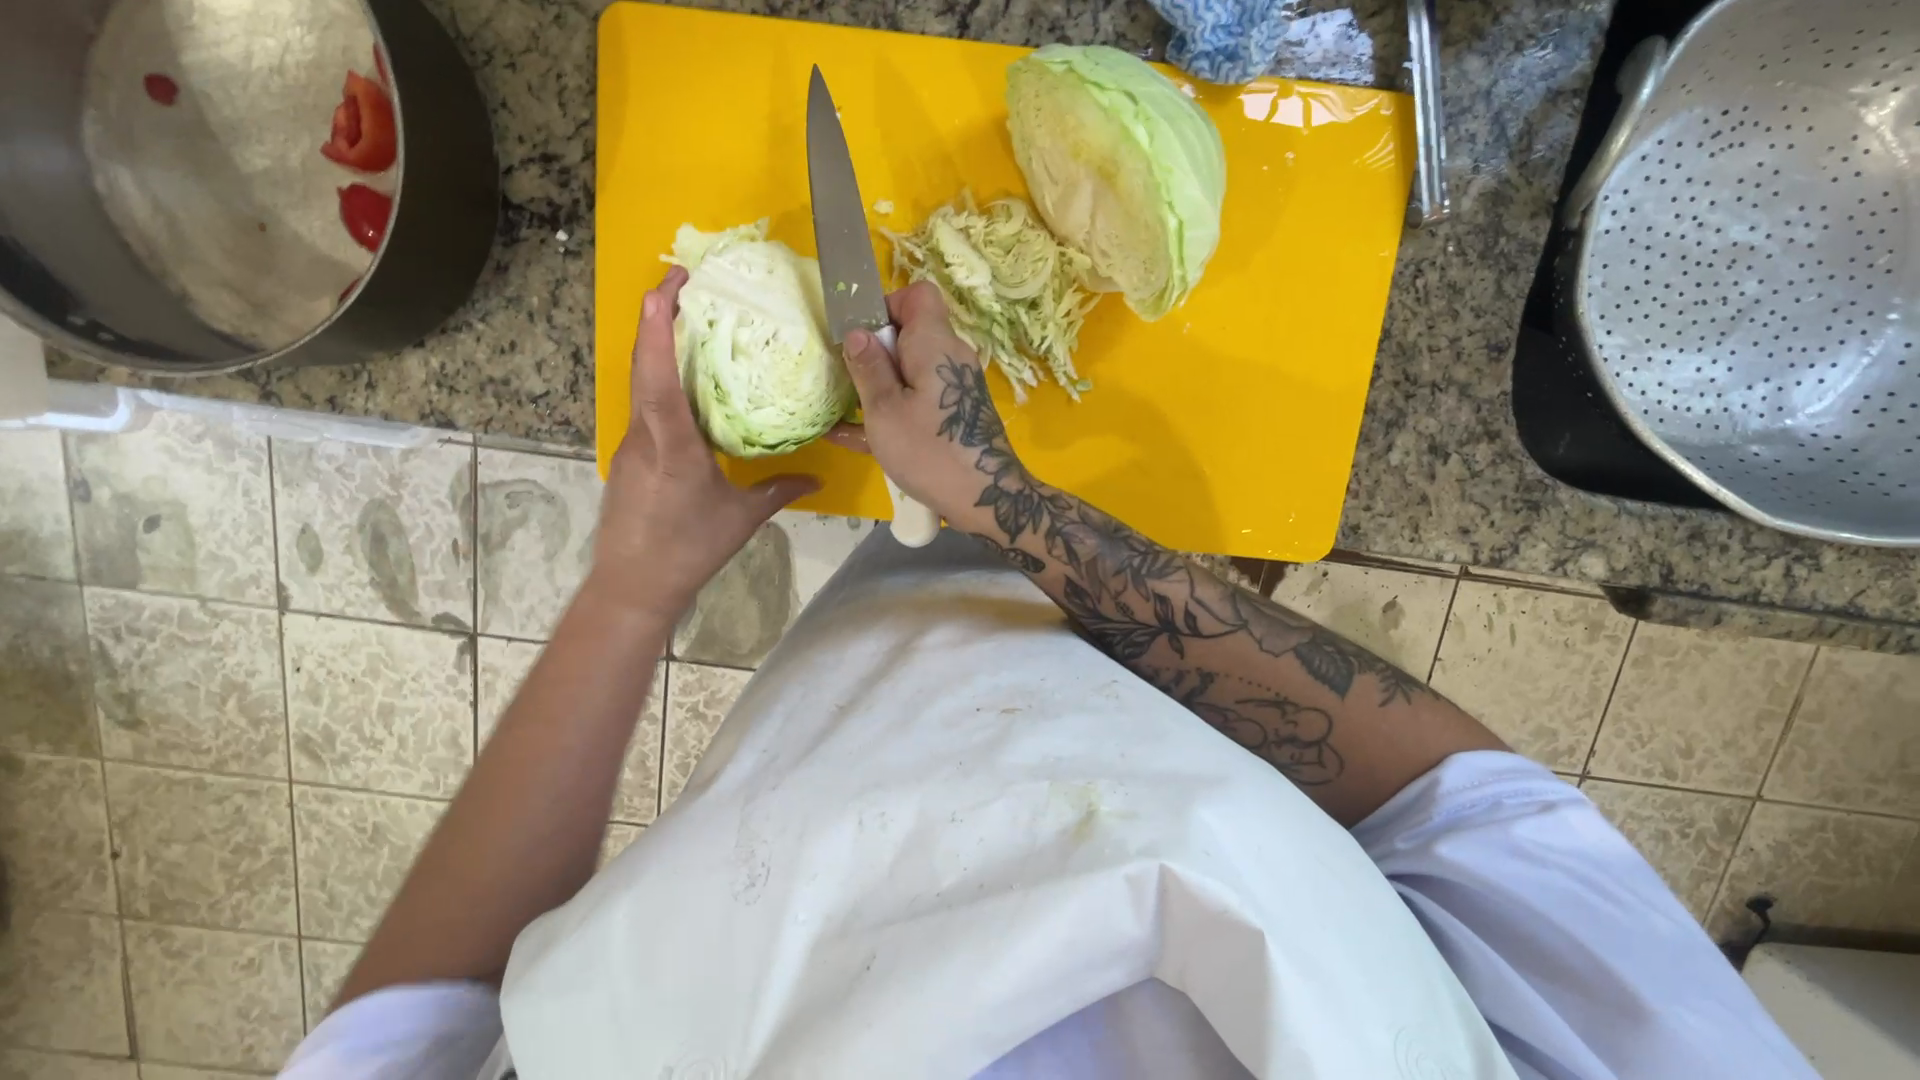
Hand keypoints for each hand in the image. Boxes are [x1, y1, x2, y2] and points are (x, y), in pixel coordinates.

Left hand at [592, 266, 818, 619]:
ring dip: (657, 347)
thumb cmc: (688, 551)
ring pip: (642, 386)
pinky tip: (684, 378)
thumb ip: (778, 490)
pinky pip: (646, 407)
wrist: (633, 586)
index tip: (664, 290)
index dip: (656, 333)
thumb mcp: (740, 519)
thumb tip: (815, 477)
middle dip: (655, 319)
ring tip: (686, 316)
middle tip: (680, 280)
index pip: (658, 382)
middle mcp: (645, 437)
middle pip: (642, 369)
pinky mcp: (631, 456)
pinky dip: (660, 380)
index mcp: (672, 448)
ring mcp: (632, 445)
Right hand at [825, 282, 1025, 526]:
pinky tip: (848, 435)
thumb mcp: (885, 410)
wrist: (985, 498)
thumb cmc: (930, 451)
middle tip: (845, 377)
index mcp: (935, 343)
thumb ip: (868, 368)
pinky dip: (889, 411)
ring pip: (910, 372)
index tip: (859, 336)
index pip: (918, 296)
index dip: (885, 305)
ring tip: (840, 407)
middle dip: (874, 351)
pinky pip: (916, 401)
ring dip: (876, 385)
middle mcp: (950, 358)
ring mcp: (954, 389)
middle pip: (910, 334)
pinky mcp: (954, 416)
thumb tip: (857, 333)